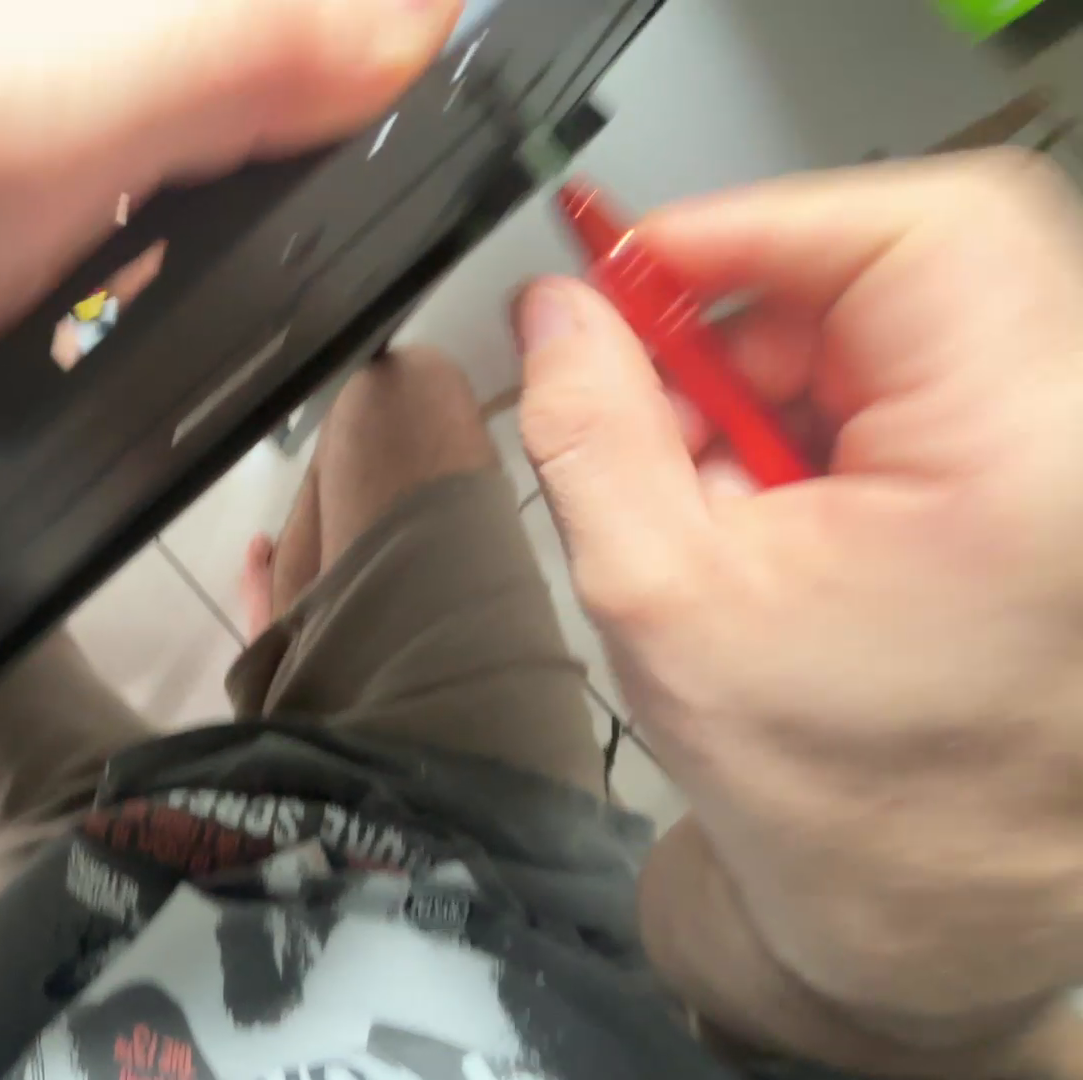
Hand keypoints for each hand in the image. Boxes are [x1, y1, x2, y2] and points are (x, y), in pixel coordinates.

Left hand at [0, 0, 463, 384]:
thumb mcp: (33, 122)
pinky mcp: (65, 165)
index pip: (349, 3)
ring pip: (260, 94)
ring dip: (326, 135)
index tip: (495, 86)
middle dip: (383, 90)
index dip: (430, 41)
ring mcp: (94, 91)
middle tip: (442, 136)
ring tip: (372, 176)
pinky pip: (192, 162)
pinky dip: (243, 197)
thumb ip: (223, 60)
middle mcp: (119, 25)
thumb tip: (403, 44)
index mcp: (134, 4)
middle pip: (313, 40)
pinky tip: (247, 224)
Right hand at [513, 151, 1082, 1074]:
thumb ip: (586, 430)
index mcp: (1029, 459)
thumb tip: (554, 314)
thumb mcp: (647, 588)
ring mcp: (1052, 455)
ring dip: (741, 394)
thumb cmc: (802, 762)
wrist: (896, 872)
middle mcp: (1074, 437)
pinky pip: (873, 392)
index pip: (918, 236)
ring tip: (693, 502)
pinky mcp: (1014, 473)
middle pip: (878, 285)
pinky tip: (739, 513)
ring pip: (862, 339)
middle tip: (635, 413)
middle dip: (725, 337)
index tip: (626, 268)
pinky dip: (774, 428)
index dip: (750, 228)